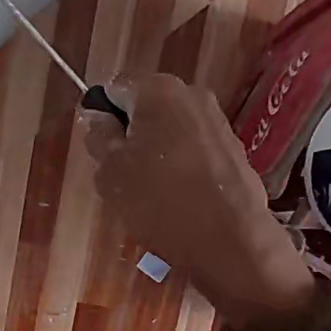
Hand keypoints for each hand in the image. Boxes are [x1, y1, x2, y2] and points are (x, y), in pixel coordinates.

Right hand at [83, 74, 313, 329]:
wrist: (228, 241)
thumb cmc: (159, 201)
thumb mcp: (111, 171)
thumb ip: (99, 137)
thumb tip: (97, 116)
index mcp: (158, 90)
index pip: (115, 89)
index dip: (101, 117)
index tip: (99, 151)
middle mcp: (192, 95)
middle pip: (145, 109)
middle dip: (129, 137)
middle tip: (119, 176)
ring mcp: (217, 123)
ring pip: (169, 132)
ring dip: (153, 155)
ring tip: (148, 194)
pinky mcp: (233, 151)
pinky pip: (192, 152)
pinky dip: (179, 169)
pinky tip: (175, 201)